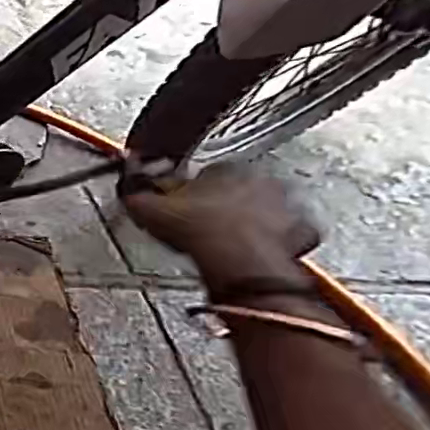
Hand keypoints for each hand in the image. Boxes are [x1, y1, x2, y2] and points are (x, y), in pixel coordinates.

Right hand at [121, 165, 320, 281]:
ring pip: (265, 208)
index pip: (207, 172)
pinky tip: (251, 249)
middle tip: (202, 221)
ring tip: (224, 238)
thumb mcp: (148, 209)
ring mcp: (286, 206)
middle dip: (223, 202)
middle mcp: (262, 181)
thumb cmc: (199, 229)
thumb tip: (129, 190)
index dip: (191, 189)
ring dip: (249, 219)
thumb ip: (136, 195)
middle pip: (239, 188)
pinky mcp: (301, 232)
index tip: (182, 203)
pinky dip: (272, 240)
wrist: (236, 261)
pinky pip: (288, 233)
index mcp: (226, 168)